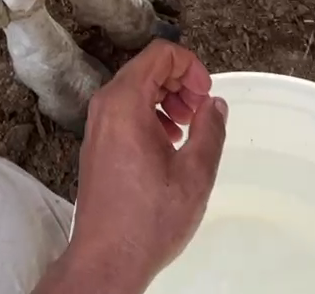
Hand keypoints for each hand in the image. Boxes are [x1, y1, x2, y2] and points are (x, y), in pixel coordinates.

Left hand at [36, 41, 229, 293]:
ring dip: (167, 98)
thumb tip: (215, 105)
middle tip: (201, 110)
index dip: (190, 65)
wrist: (105, 260)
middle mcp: (106, 105)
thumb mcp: (194, 173)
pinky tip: (169, 143)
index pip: (160, 54)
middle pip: (148, 67)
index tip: (205, 91)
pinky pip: (126, 108)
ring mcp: (99, 123)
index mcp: (125, 102)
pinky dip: (151, 113)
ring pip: (138, 88)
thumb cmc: (145, 221)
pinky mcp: (98, 141)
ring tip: (187, 128)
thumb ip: (210, 130)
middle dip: (180, 82)